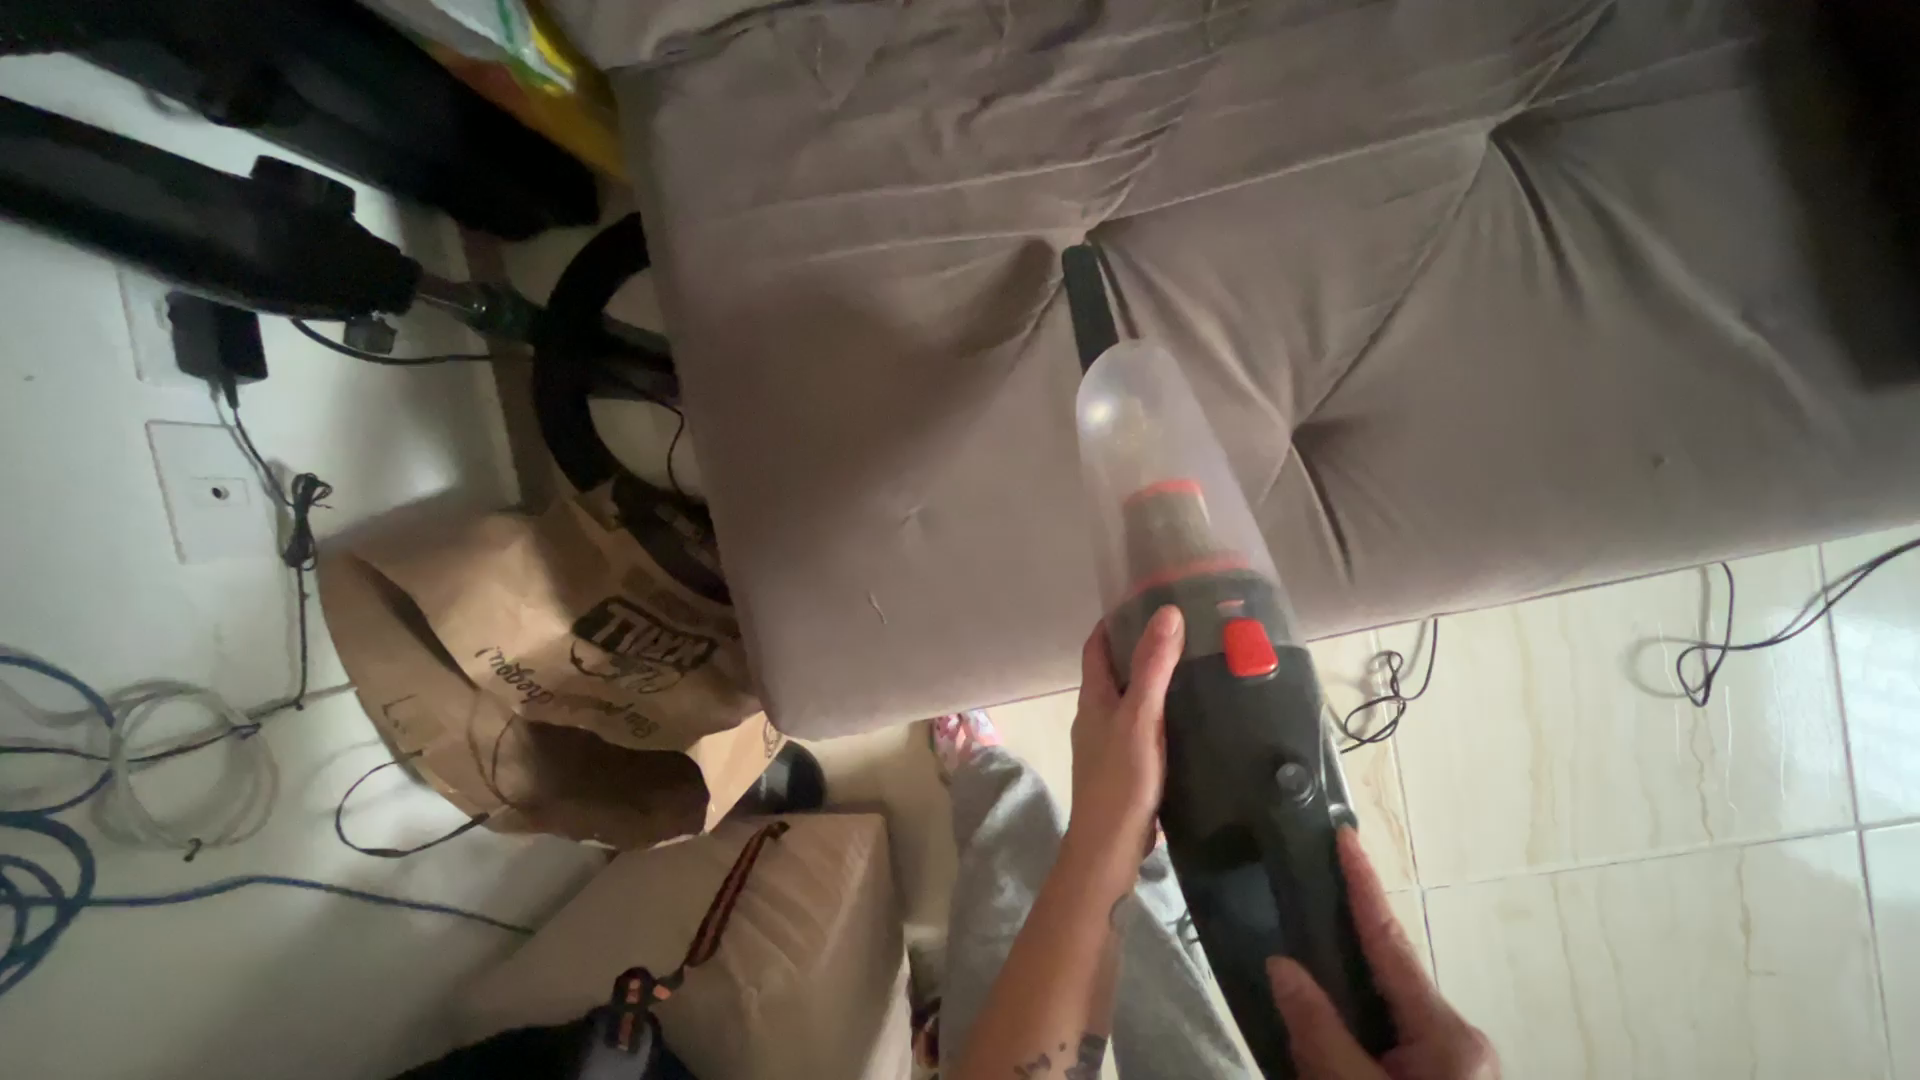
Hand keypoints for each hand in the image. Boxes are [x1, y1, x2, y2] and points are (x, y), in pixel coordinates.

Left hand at [1064, 605, 1184, 865]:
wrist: (1109, 848)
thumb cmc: (1120, 780)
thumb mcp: (1140, 718)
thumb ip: (1152, 668)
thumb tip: (1166, 613)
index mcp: (1093, 698)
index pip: (1096, 647)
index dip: (1114, 623)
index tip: (1143, 602)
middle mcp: (1095, 715)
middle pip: (1113, 671)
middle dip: (1138, 648)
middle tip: (1181, 632)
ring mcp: (1108, 743)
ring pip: (1128, 700)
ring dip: (1151, 682)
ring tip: (1192, 668)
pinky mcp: (1124, 767)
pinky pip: (1141, 727)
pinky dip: (1159, 713)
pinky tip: (1188, 719)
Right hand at [1267, 830, 1498, 1079]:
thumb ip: (1319, 1033)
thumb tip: (1283, 965)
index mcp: (1447, 1037)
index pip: (1388, 943)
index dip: (1363, 886)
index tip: (1343, 836)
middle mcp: (1456, 1043)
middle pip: (1383, 977)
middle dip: (1336, 950)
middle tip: (1294, 911)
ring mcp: (1450, 1067)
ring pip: (1379, 1016)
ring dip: (1336, 1008)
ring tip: (1297, 998)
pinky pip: (1381, 1044)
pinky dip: (1347, 1039)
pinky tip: (1320, 1044)